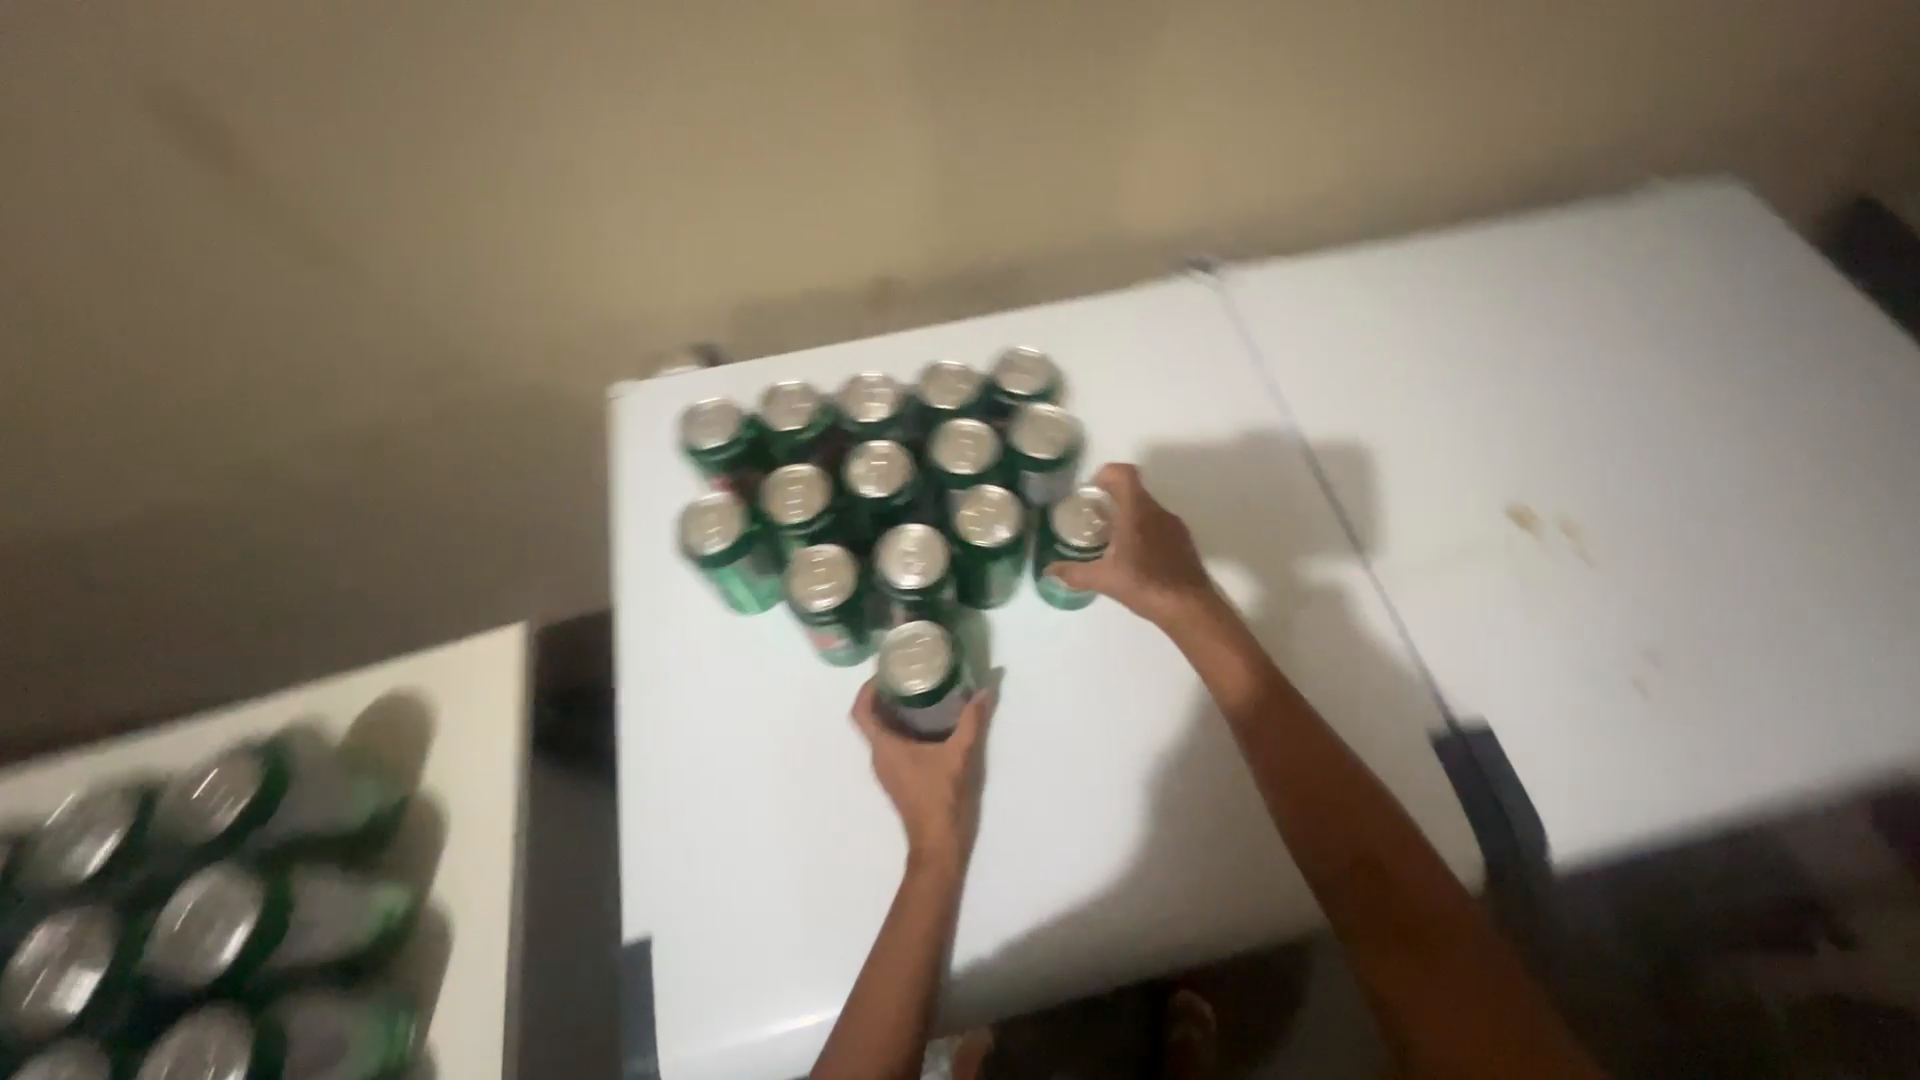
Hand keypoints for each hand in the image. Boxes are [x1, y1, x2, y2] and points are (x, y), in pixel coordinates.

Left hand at [850, 678, 995, 869]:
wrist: (938, 844)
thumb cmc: (941, 798)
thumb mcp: (960, 755)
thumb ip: (972, 721)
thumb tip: (984, 690)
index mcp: (884, 748)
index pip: (860, 712)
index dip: (866, 689)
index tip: (884, 671)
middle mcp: (879, 757)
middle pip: (870, 719)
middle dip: (884, 694)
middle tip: (907, 674)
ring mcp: (887, 770)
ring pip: (881, 732)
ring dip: (893, 711)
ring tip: (919, 691)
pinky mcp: (898, 778)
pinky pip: (892, 744)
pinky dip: (903, 728)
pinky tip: (928, 722)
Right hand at [1047, 463, 1216, 625]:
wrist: (1189, 607)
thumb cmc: (1145, 585)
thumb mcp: (1103, 580)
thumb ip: (1073, 572)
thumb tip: (1049, 571)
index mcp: (1137, 512)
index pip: (1123, 473)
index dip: (1104, 475)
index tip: (1091, 493)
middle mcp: (1157, 511)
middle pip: (1133, 491)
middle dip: (1111, 500)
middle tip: (1093, 520)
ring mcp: (1173, 525)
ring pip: (1146, 509)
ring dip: (1128, 517)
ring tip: (1111, 541)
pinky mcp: (1183, 540)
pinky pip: (1159, 525)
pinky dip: (1143, 531)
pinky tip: (1134, 558)